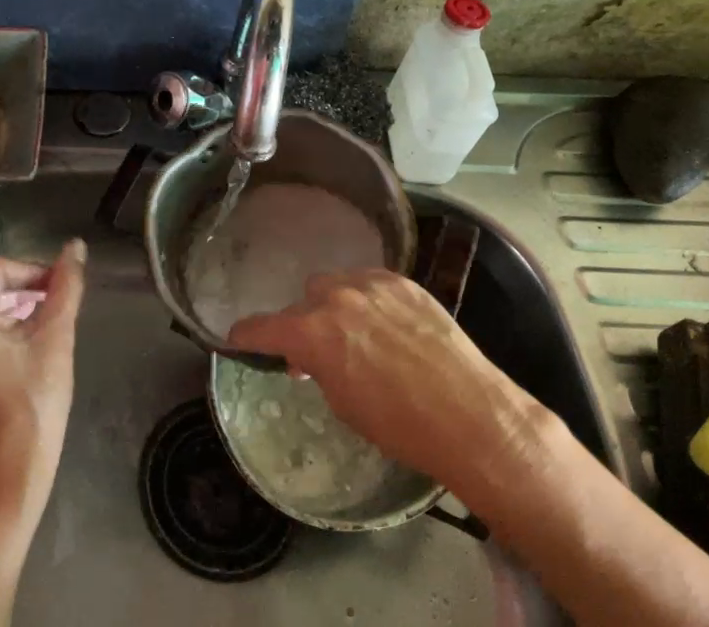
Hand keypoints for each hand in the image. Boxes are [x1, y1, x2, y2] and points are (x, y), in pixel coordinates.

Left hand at [0, 239, 86, 509]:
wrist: (12, 470)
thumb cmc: (36, 403)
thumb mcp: (55, 338)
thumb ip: (65, 287)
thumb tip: (75, 247)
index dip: (33, 270)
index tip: (62, 287)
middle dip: (24, 289)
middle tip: (58, 304)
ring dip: (14, 307)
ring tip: (47, 323)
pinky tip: (27, 340)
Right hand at [226, 270, 554, 507]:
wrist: (471, 416)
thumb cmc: (400, 425)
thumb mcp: (341, 403)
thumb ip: (316, 367)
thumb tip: (311, 357)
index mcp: (312, 333)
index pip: (261, 327)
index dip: (245, 335)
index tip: (237, 339)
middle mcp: (337, 299)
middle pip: (302, 301)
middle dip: (304, 324)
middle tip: (319, 352)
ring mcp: (374, 286)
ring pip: (336, 285)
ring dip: (336, 306)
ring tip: (356, 334)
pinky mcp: (406, 284)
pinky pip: (371, 283)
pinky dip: (368, 300)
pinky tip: (386, 325)